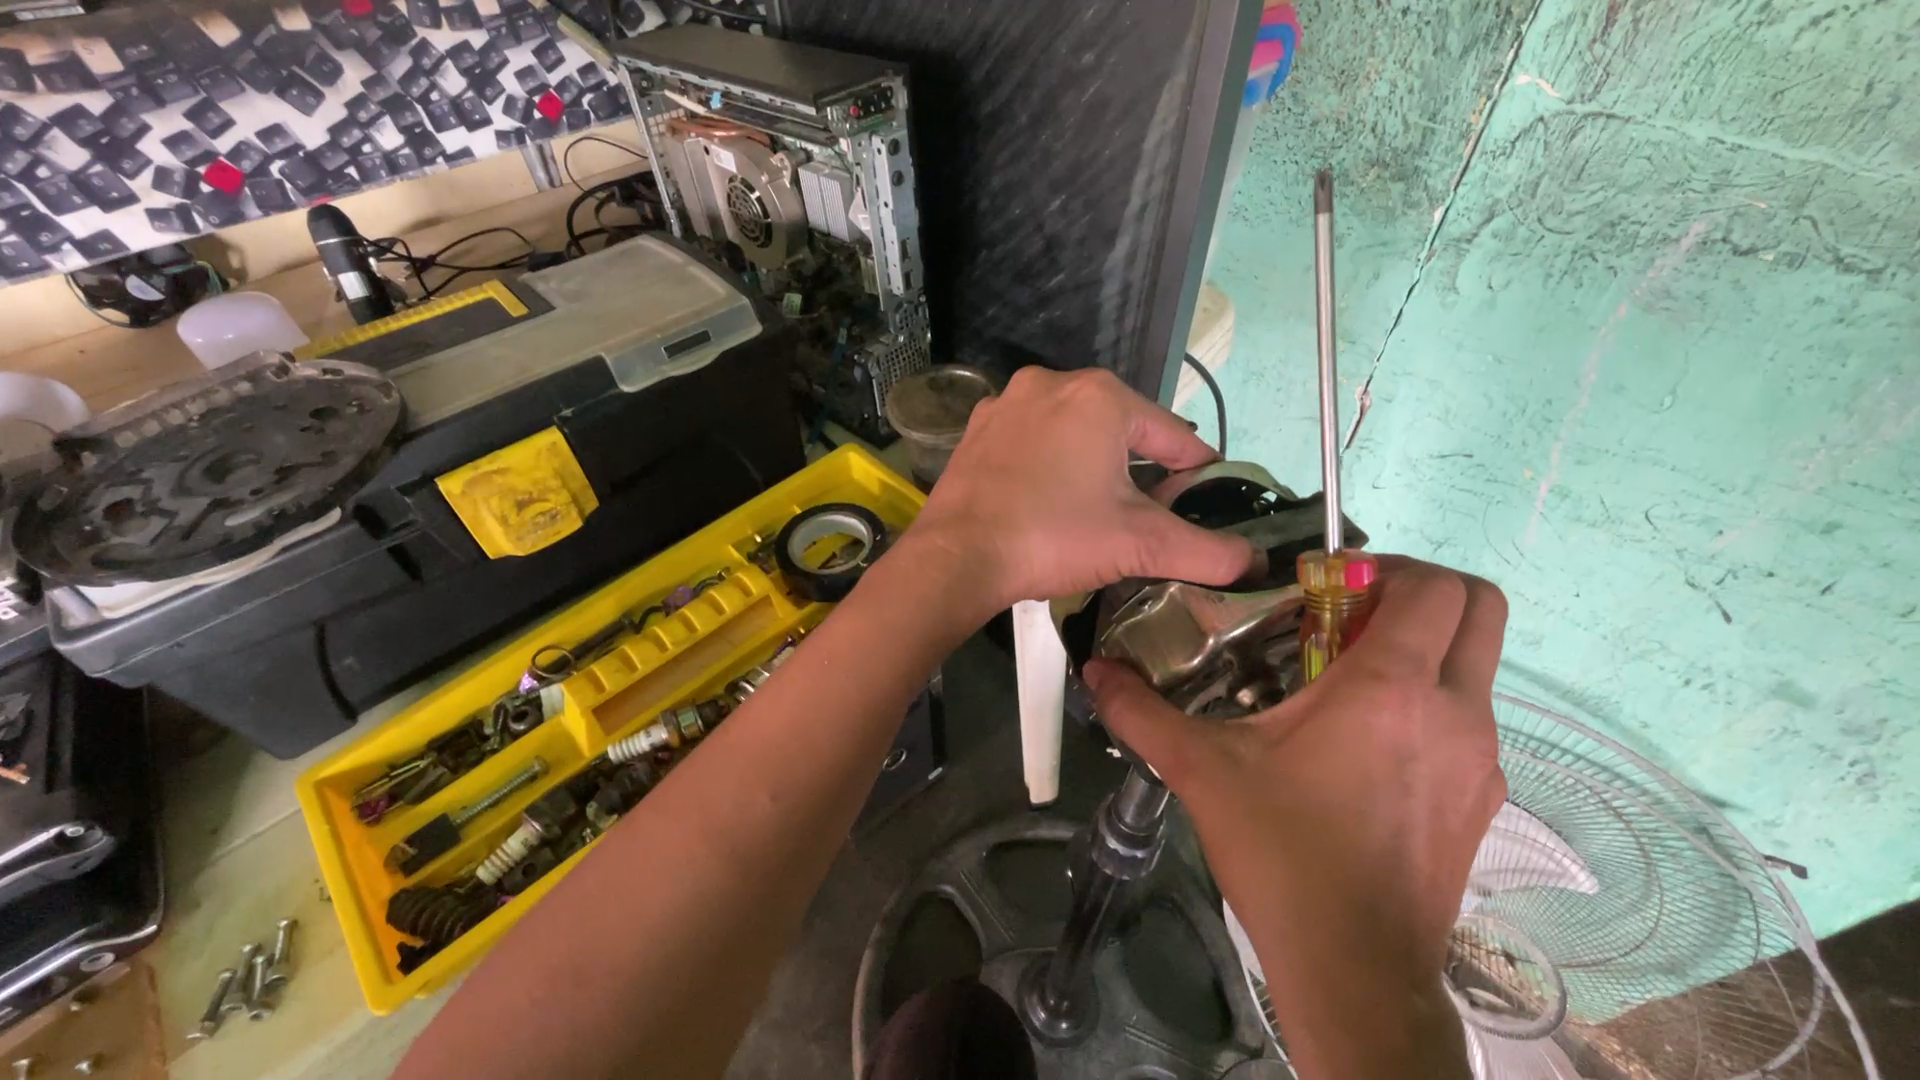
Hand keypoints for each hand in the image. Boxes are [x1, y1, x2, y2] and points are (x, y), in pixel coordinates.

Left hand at [908, 367, 1253, 613]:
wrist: (956, 558)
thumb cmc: (1054, 537)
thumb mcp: (1139, 544)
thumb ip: (1204, 551)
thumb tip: (1254, 563)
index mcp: (1102, 396)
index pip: (1171, 435)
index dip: (1195, 471)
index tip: (1204, 500)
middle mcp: (1052, 383)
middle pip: (1121, 430)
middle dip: (1140, 470)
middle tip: (1148, 516)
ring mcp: (1006, 404)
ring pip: (1072, 434)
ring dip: (1092, 466)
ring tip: (1099, 513)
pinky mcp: (975, 431)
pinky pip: (1030, 443)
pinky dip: (1048, 466)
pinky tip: (1048, 502)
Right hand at [1083, 557, 1507, 1077]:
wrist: (1354, 968)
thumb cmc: (1282, 853)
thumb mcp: (1202, 771)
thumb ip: (1142, 713)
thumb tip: (1094, 670)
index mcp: (1390, 688)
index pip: (1434, 586)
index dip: (1390, 567)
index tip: (1333, 587)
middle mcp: (1455, 710)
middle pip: (1480, 608)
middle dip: (1423, 592)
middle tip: (1353, 613)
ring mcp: (1482, 758)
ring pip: (1478, 665)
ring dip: (1423, 650)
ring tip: (1347, 684)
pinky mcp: (1485, 798)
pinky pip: (1469, 720)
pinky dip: (1430, 705)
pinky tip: (1367, 749)